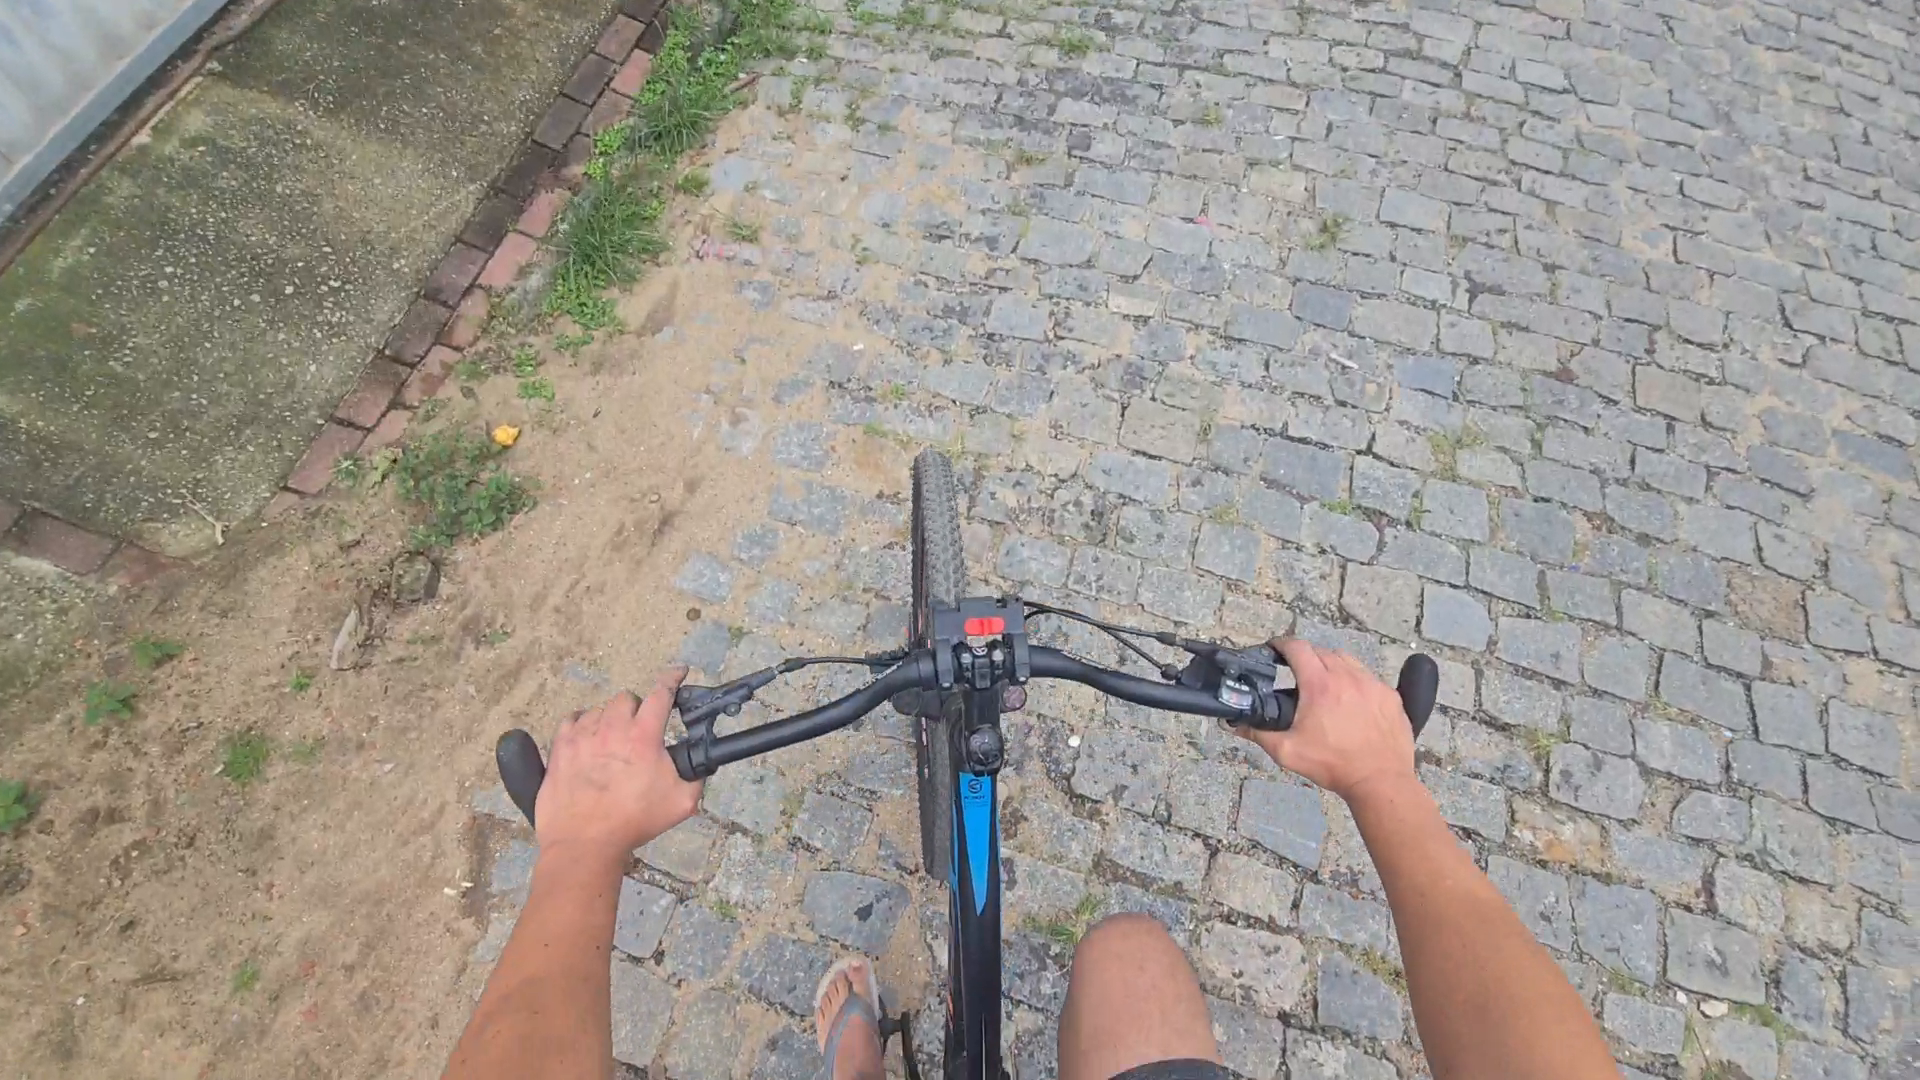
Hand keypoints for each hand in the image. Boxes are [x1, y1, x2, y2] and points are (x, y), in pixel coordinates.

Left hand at [534, 667, 701, 866]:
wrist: (585, 843)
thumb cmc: (634, 821)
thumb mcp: (682, 801)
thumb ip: (697, 776)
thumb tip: (701, 764)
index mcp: (644, 736)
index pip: (661, 692)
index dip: (673, 677)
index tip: (679, 671)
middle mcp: (613, 729)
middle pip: (627, 698)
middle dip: (636, 709)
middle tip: (638, 730)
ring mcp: (582, 737)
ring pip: (598, 709)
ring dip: (609, 719)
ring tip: (611, 740)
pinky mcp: (559, 750)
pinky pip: (571, 721)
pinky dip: (581, 725)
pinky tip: (587, 739)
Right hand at [1237, 638, 1416, 806]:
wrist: (1381, 782)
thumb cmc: (1332, 765)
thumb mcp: (1287, 751)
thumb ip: (1258, 734)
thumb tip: (1234, 725)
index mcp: (1319, 685)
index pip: (1297, 648)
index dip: (1281, 644)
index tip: (1273, 649)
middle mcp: (1347, 677)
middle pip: (1321, 651)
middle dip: (1305, 656)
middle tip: (1295, 672)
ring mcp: (1372, 684)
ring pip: (1346, 659)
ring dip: (1330, 664)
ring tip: (1323, 681)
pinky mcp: (1391, 696)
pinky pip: (1368, 676)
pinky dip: (1355, 679)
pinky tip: (1351, 698)